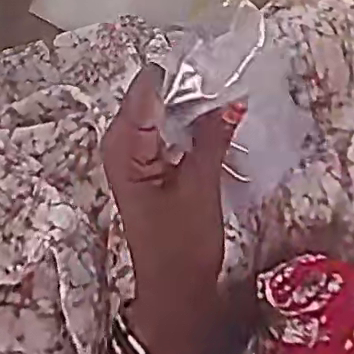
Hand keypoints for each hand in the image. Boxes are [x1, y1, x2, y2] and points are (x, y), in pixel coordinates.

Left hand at [102, 64, 242, 353]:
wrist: (175, 294)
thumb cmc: (183, 245)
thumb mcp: (201, 186)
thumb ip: (213, 136)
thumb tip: (233, 98)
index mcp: (125, 145)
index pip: (148, 88)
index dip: (181, 72)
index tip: (214, 59)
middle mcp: (120, 141)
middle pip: (152, 93)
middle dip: (187, 83)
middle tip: (225, 73)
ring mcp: (131, 149)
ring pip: (160, 106)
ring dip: (190, 99)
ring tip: (225, 87)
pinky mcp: (146, 158)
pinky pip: (164, 123)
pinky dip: (186, 117)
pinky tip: (213, 113)